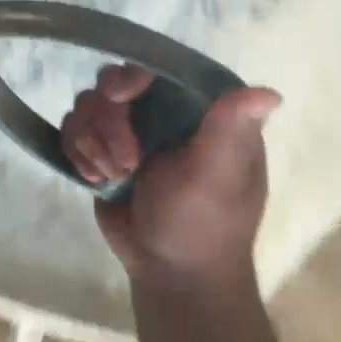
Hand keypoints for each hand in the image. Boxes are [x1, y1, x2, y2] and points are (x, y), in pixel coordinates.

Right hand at [62, 64, 281, 286]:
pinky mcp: (101, 149)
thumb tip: (268, 92)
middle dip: (106, 121)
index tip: (119, 97)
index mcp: (202, 117)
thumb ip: (228, 131)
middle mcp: (164, 116)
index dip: (132, 77)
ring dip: (90, 141)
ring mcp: (129, 132)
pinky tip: (94, 177)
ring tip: (109, 174)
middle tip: (123, 160)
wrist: (168, 270)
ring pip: (87, 105)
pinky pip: (71, 127)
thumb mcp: (216, 177)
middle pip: (112, 85)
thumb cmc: (202, 224)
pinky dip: (76, 150)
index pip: (159, 70)